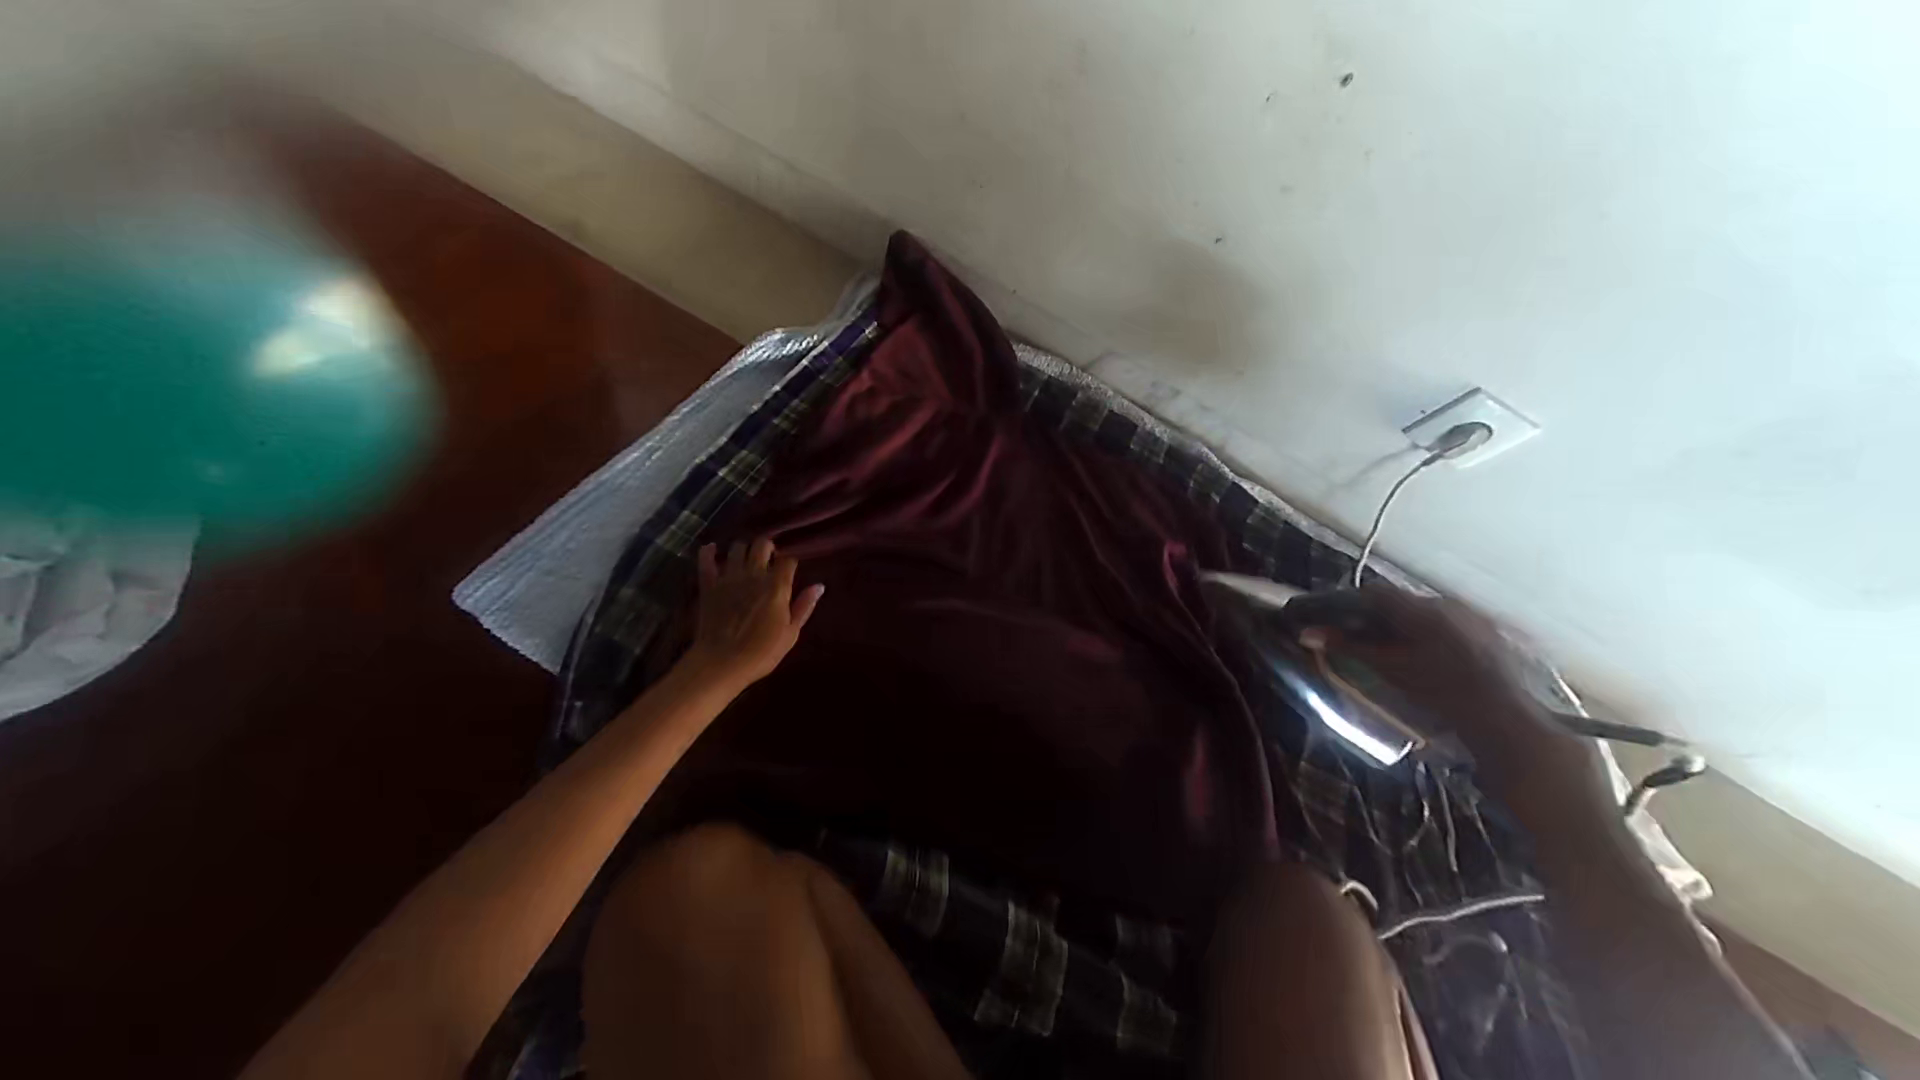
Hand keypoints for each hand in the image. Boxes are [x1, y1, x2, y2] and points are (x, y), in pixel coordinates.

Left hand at [680, 538, 824, 691]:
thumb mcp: (790, 633)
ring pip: (737, 547)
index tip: (791, 568)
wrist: (721, 663)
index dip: (791, 561)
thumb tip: (819, 586)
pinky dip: (709, 552)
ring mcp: (728, 578)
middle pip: (762, 545)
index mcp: (776, 586)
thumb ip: (804, 607)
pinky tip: (712, 548)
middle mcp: (753, 575)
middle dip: (768, 546)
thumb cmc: (761, 652)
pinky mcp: (709, 585)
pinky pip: (706, 561)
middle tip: (770, 557)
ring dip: (744, 548)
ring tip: (746, 557)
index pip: (788, 560)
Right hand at [1303, 587, 1602, 800]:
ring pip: (1425, 614)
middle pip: (1399, 601)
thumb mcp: (1389, 669)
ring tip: (1394, 654)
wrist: (1510, 722)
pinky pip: (1448, 625)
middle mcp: (1447, 603)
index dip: (1347, 603)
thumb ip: (1348, 647)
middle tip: (1360, 641)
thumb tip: (1306, 633)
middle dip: (1376, 617)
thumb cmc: (1442, 693)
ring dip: (1404, 627)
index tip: (1333, 621)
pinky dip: (1429, 636)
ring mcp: (1473, 617)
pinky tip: (1428, 661)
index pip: (1372, 592)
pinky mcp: (1491, 634)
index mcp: (1420, 607)